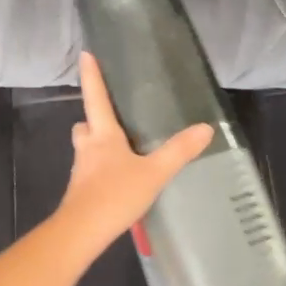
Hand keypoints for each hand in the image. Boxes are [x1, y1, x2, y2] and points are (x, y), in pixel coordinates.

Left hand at [53, 52, 212, 241]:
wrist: (81, 231)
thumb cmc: (115, 194)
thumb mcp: (154, 173)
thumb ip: (179, 151)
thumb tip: (205, 128)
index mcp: (103, 135)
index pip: (95, 97)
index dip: (91, 75)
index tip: (85, 54)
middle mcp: (87, 147)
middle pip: (85, 124)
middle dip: (93, 119)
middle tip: (111, 118)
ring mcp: (81, 170)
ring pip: (85, 148)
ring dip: (96, 145)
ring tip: (120, 149)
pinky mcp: (80, 191)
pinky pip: (89, 171)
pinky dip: (100, 169)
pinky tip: (116, 179)